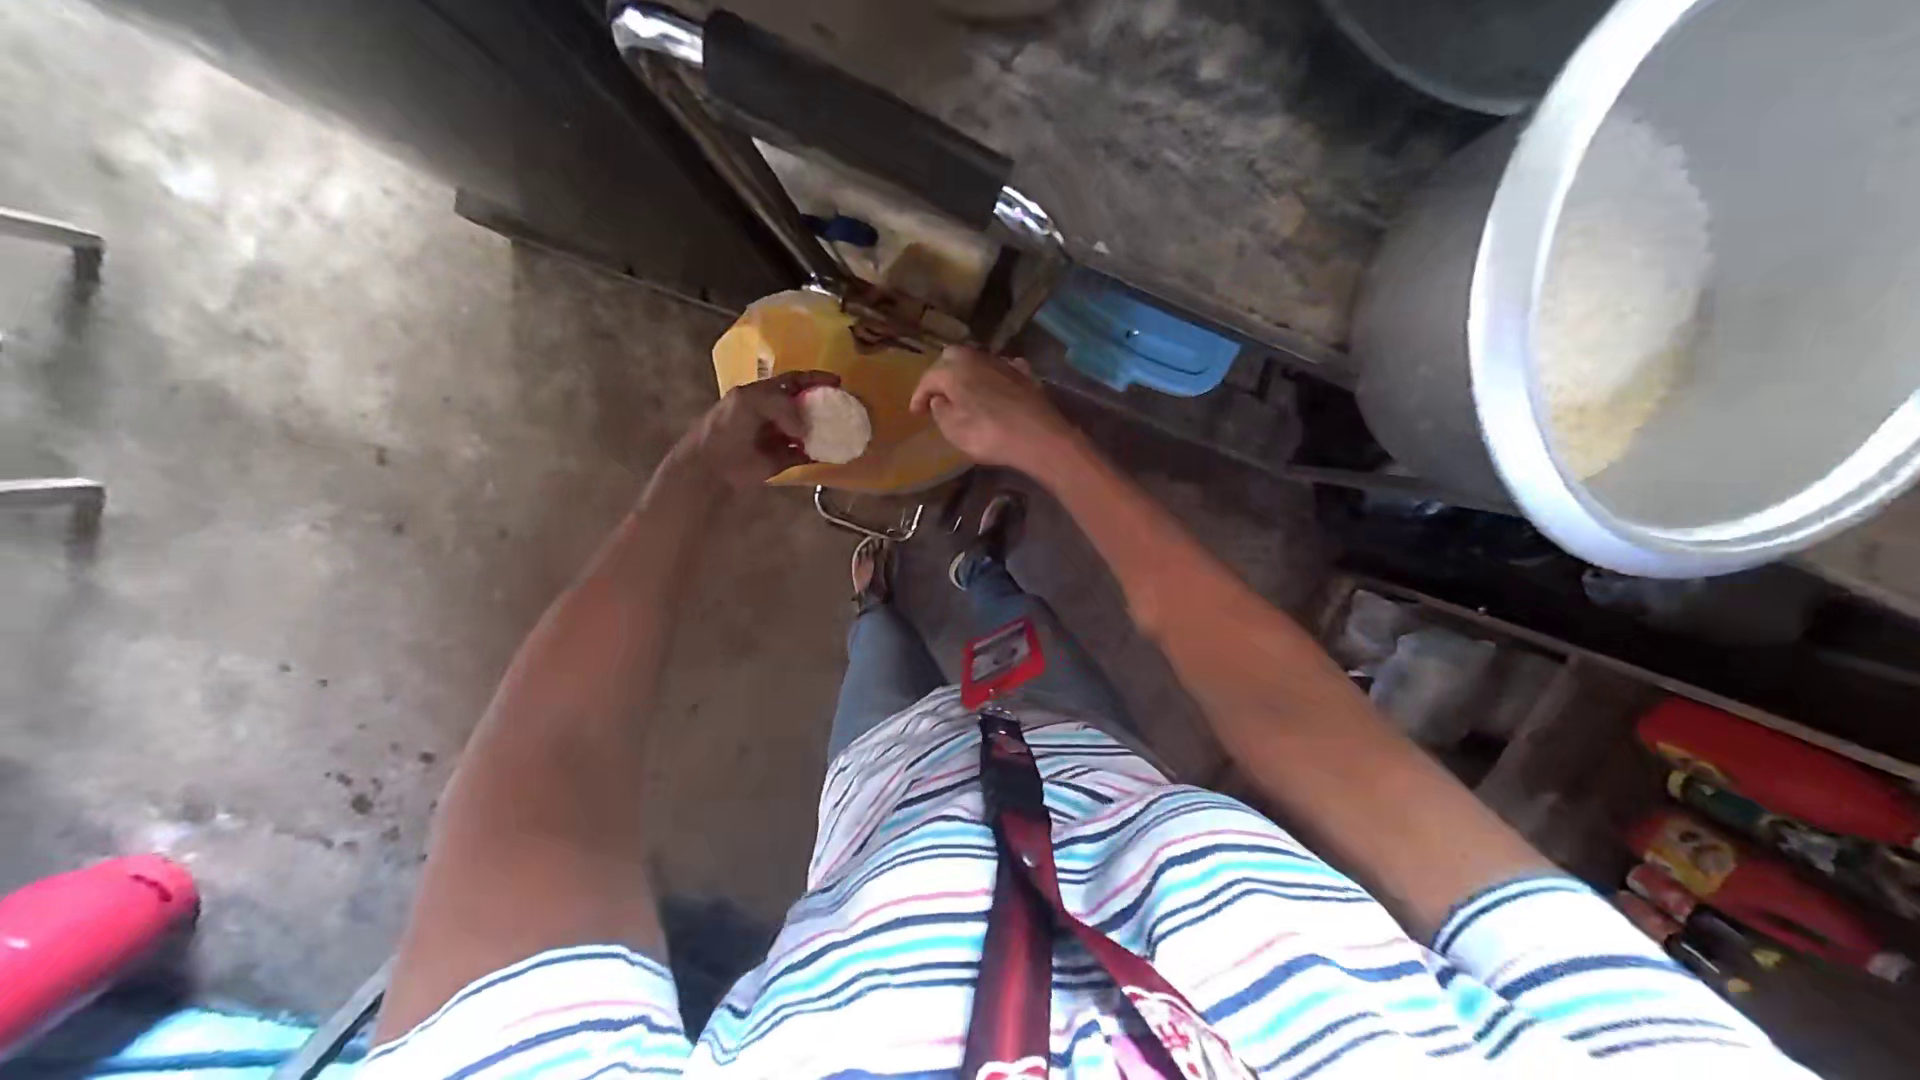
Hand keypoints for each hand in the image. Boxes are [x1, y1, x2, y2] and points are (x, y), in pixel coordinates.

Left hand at [670, 370, 840, 490]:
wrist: (713, 466)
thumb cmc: (727, 428)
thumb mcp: (750, 402)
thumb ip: (782, 405)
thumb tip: (805, 428)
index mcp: (763, 394)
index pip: (793, 381)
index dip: (814, 379)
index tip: (837, 381)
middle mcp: (773, 414)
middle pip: (804, 405)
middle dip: (824, 404)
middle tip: (845, 405)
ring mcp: (780, 437)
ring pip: (809, 430)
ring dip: (825, 428)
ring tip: (845, 427)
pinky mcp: (784, 459)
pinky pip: (808, 454)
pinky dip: (822, 452)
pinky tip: (835, 450)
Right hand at [910, 346, 1076, 471]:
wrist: (1038, 436)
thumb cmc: (988, 434)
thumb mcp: (953, 429)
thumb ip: (940, 411)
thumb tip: (940, 399)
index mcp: (954, 370)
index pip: (928, 378)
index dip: (919, 396)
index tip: (916, 413)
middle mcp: (978, 358)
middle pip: (952, 357)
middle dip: (942, 374)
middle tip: (938, 395)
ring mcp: (1004, 364)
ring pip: (978, 360)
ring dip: (968, 374)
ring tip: (964, 394)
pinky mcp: (1025, 375)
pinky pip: (1002, 369)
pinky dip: (993, 376)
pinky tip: (995, 386)